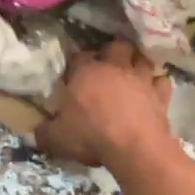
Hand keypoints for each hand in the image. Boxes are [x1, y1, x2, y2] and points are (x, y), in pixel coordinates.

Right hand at [34, 42, 174, 167]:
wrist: (134, 147)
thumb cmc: (90, 136)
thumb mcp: (57, 139)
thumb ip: (43, 133)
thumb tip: (32, 133)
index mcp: (85, 73)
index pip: (78, 56)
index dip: (76, 63)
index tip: (73, 73)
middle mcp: (114, 68)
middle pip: (116, 46)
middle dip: (112, 52)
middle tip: (107, 66)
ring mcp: (141, 79)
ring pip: (142, 59)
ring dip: (137, 64)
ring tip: (132, 74)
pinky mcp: (160, 95)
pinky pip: (162, 82)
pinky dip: (157, 85)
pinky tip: (152, 92)